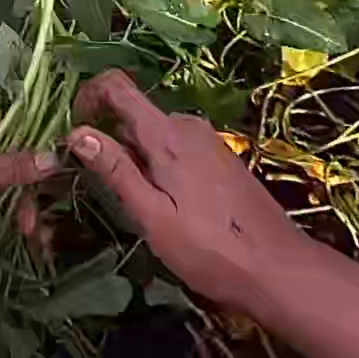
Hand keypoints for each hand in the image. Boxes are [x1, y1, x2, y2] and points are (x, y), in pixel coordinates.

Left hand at [0, 117, 58, 270]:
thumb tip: (55, 155)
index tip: (54, 167)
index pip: (7, 129)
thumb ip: (15, 165)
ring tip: (28, 233)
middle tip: (35, 220)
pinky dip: (0, 219)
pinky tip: (14, 235)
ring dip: (16, 208)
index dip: (31, 144)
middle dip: (25, 188)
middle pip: (5, 163)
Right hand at [66, 69, 302, 310]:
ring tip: (135, 202)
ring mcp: (204, 138)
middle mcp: (184, 124)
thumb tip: (76, 132)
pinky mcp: (216, 155)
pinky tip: (165, 202)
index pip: (116, 86)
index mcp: (166, 133)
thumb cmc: (212, 249)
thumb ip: (115, 170)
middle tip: (101, 186)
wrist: (283, 271)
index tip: (74, 130)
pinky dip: (155, 162)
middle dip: (109, 139)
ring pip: (151, 132)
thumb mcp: (153, 216)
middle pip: (131, 113)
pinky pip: (172, 144)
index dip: (87, 95)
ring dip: (132, 155)